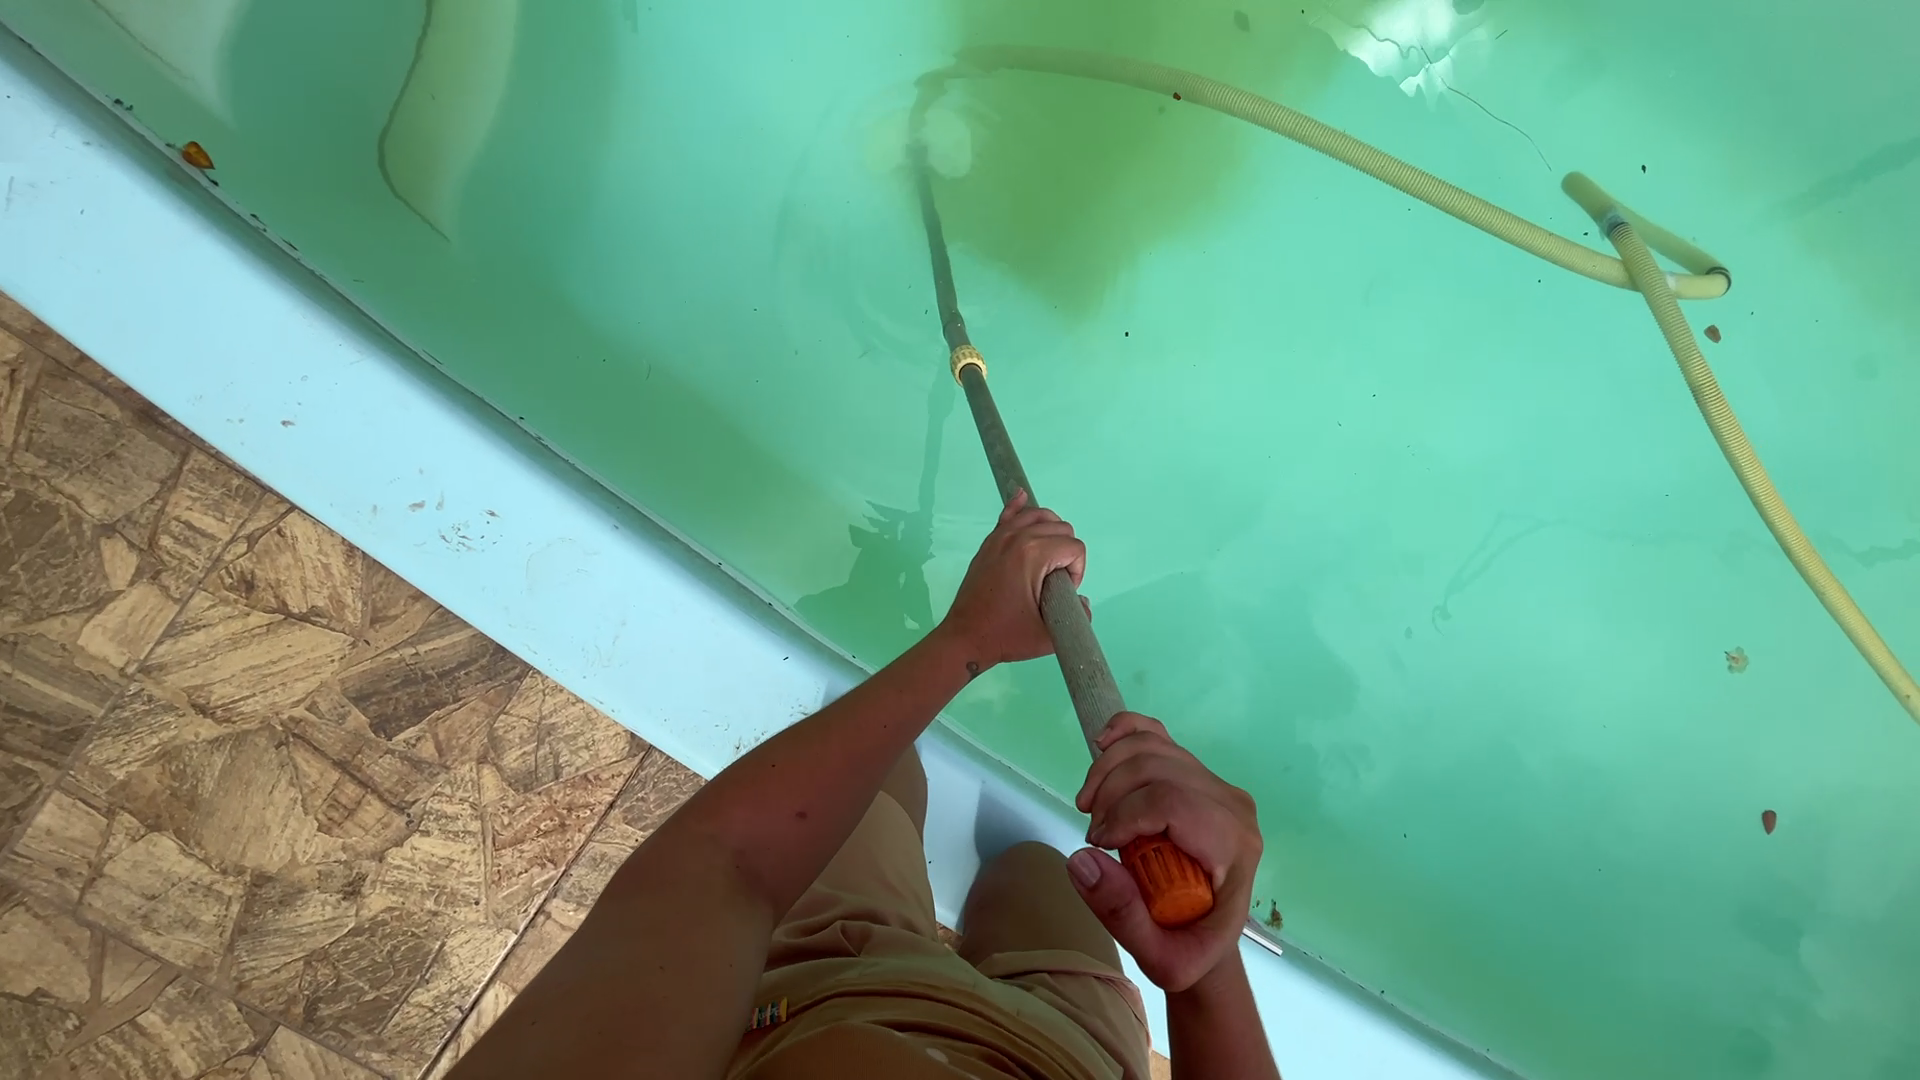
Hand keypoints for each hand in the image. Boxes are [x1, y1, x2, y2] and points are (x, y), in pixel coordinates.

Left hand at [937, 490, 1086, 670]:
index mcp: (1034, 554)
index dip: (1077, 571)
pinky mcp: (989, 543)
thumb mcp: (1050, 633)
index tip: (1062, 592)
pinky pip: (1007, 514)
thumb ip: (1078, 615)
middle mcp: (1017, 537)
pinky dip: (1018, 505)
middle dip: (1067, 552)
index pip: (1075, 547)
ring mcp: (1000, 537)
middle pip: (1061, 528)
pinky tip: (1023, 496)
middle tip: (1055, 581)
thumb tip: (1081, 601)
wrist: (966, 638)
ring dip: (1052, 530)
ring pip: (1039, 515)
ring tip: (1051, 557)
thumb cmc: (1006, 636)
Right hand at [1067, 712, 1261, 992]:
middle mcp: (1230, 803)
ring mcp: (1213, 781)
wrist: (1206, 936)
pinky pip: (1156, 734)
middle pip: (1156, 768)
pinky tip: (1102, 744)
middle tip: (1093, 836)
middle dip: (1110, 796)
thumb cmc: (1188, 950)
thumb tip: (1082, 858)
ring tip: (1091, 809)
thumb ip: (1124, 915)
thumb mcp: (1161, 959)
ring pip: (1150, 746)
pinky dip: (1124, 730)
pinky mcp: (1193, 771)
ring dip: (1106, 770)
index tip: (1098, 843)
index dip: (1124, 815)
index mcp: (1234, 845)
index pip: (1171, 801)